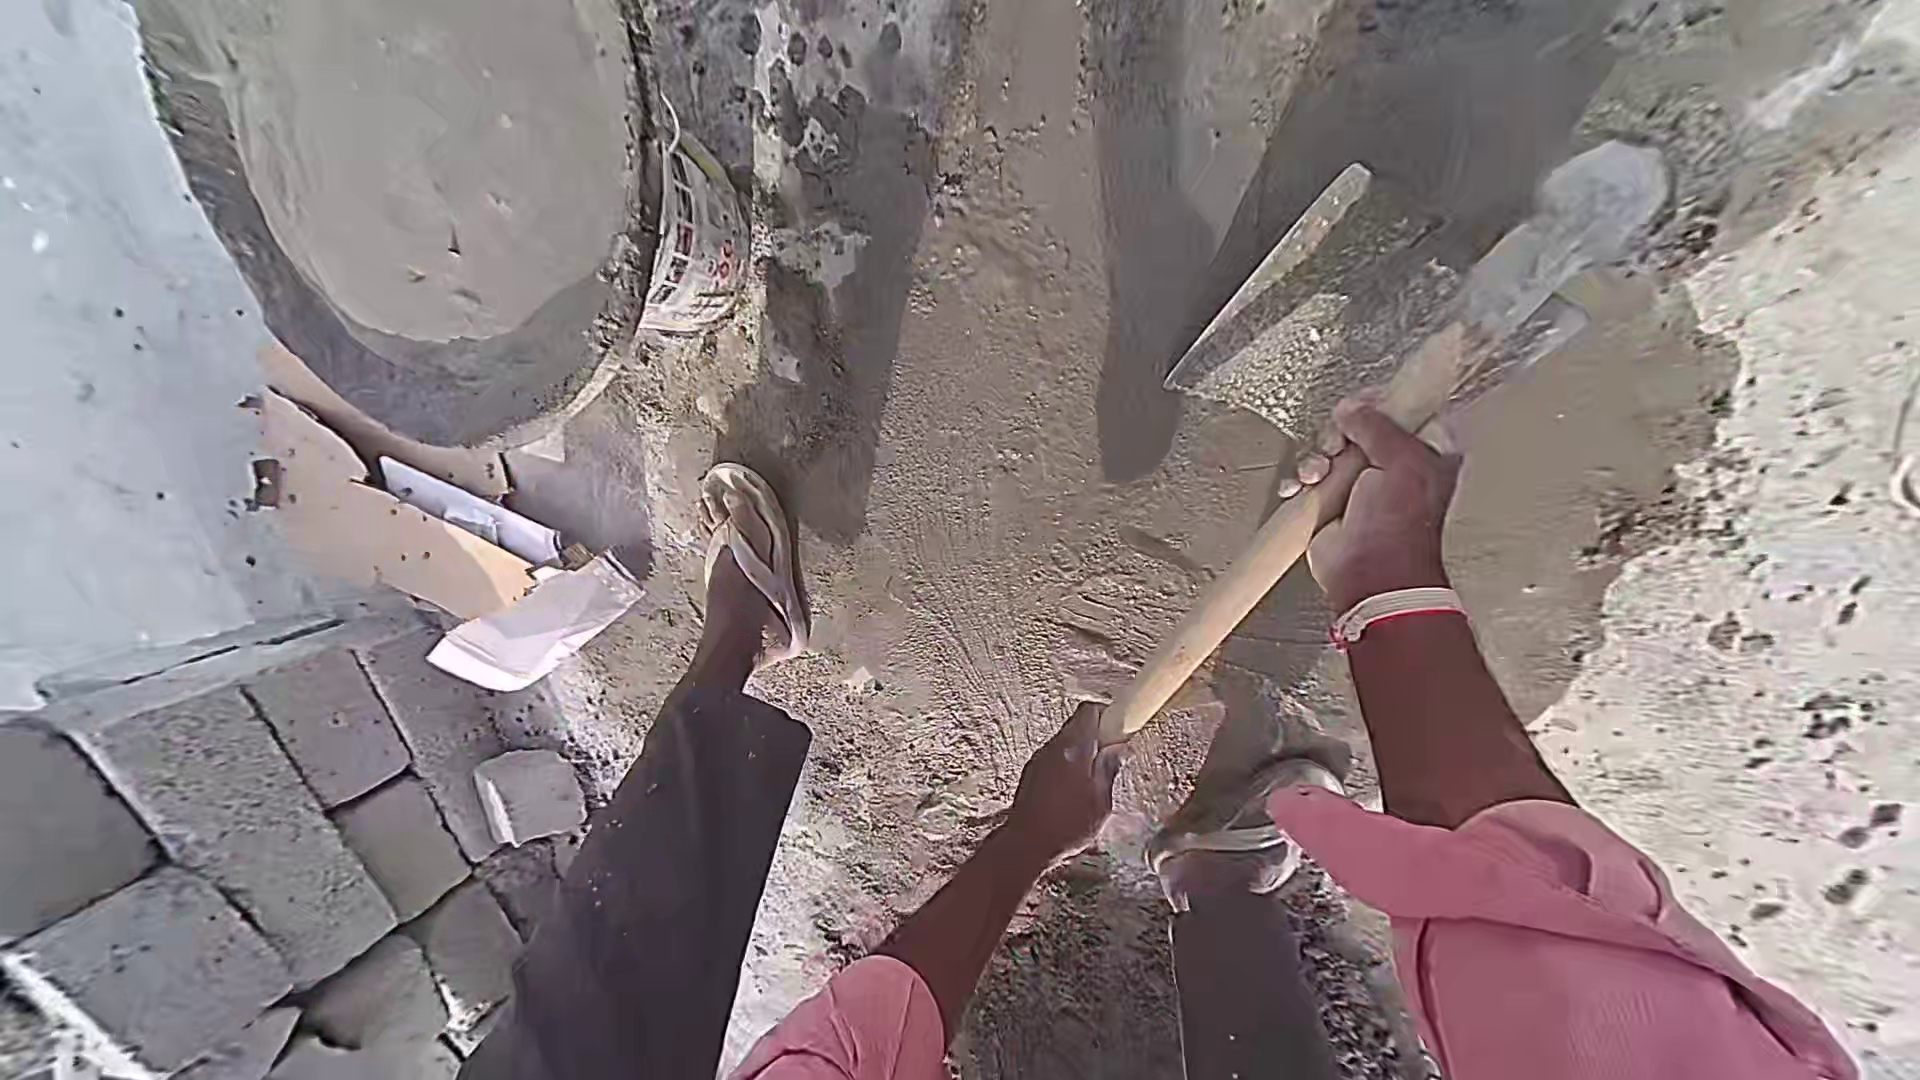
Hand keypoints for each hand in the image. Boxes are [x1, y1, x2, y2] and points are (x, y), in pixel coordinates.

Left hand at [1006, 702, 1126, 860]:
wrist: (1027, 843)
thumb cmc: (1066, 825)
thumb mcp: (1101, 801)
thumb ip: (1110, 769)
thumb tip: (1120, 748)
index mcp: (1073, 747)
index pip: (1090, 711)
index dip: (1107, 716)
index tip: (1120, 730)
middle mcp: (1054, 746)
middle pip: (1077, 724)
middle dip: (1096, 736)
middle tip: (1111, 757)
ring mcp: (1040, 756)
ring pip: (1066, 740)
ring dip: (1081, 750)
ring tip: (1094, 778)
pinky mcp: (1033, 770)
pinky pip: (1055, 755)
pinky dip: (1067, 762)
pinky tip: (1075, 787)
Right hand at [1297, 399, 1460, 611]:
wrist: (1368, 570)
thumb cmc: (1397, 523)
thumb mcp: (1401, 462)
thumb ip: (1377, 426)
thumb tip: (1350, 407)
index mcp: (1424, 450)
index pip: (1400, 410)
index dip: (1376, 405)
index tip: (1358, 408)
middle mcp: (1391, 464)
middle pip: (1355, 428)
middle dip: (1337, 436)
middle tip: (1335, 448)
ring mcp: (1358, 484)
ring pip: (1327, 452)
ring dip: (1314, 461)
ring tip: (1315, 476)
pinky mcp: (1329, 502)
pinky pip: (1306, 478)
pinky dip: (1298, 481)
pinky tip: (1298, 489)